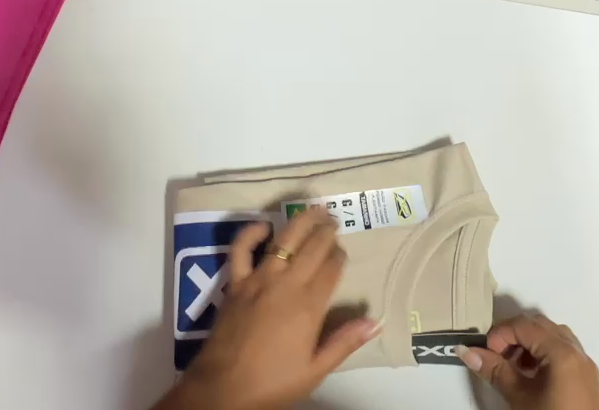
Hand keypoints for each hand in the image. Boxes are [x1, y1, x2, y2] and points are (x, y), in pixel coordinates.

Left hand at [156, 207, 380, 409]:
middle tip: (334, 221)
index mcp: (309, 305)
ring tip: (314, 209)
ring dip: (301, 221)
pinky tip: (263, 225)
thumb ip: (344, 342)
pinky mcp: (236, 281)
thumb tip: (374, 321)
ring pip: (284, 239)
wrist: (224, 389)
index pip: (331, 268)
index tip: (343, 252)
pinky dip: (251, 233)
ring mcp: (259, 278)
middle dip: (326, 231)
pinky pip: (241, 248)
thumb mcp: (315, 370)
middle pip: (312, 246)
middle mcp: (287, 283)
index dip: (340, 256)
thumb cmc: (273, 382)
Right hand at [459, 313, 598, 409]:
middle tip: (497, 355)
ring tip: (514, 366)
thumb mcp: (519, 397)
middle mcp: (577, 351)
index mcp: (562, 352)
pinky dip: (545, 353)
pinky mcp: (588, 378)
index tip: (485, 352)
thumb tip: (467, 351)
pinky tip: (532, 374)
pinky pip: (564, 351)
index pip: (524, 325)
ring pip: (553, 336)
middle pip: (539, 325)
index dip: (500, 334)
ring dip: (529, 343)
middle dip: (514, 335)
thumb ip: (494, 370)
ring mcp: (586, 365)